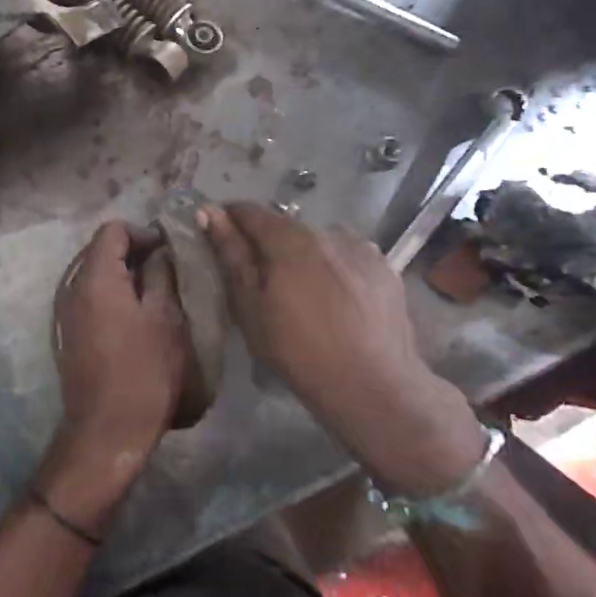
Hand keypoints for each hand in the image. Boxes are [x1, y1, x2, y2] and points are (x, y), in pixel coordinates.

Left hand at [38, 221, 188, 533]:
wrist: (108, 429)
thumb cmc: (144, 371)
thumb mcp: (164, 318)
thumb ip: (161, 275)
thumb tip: (159, 252)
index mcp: (94, 278)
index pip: (112, 231)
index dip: (142, 233)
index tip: (167, 251)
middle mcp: (71, 287)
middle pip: (99, 249)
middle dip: (132, 251)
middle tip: (166, 268)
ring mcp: (64, 311)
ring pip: (93, 272)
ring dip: (122, 273)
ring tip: (154, 291)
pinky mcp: (66, 331)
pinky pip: (87, 295)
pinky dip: (110, 292)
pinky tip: (135, 313)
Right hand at [201, 202, 488, 494]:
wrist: (373, 385)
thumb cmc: (299, 351)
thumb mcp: (251, 308)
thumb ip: (232, 255)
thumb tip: (210, 212)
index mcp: (290, 239)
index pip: (251, 211)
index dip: (230, 219)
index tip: (220, 238)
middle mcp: (328, 231)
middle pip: (287, 227)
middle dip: (269, 244)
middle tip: (262, 280)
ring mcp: (363, 247)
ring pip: (320, 242)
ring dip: (305, 256)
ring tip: (305, 293)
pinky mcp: (385, 268)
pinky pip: (349, 257)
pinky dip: (336, 268)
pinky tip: (337, 300)